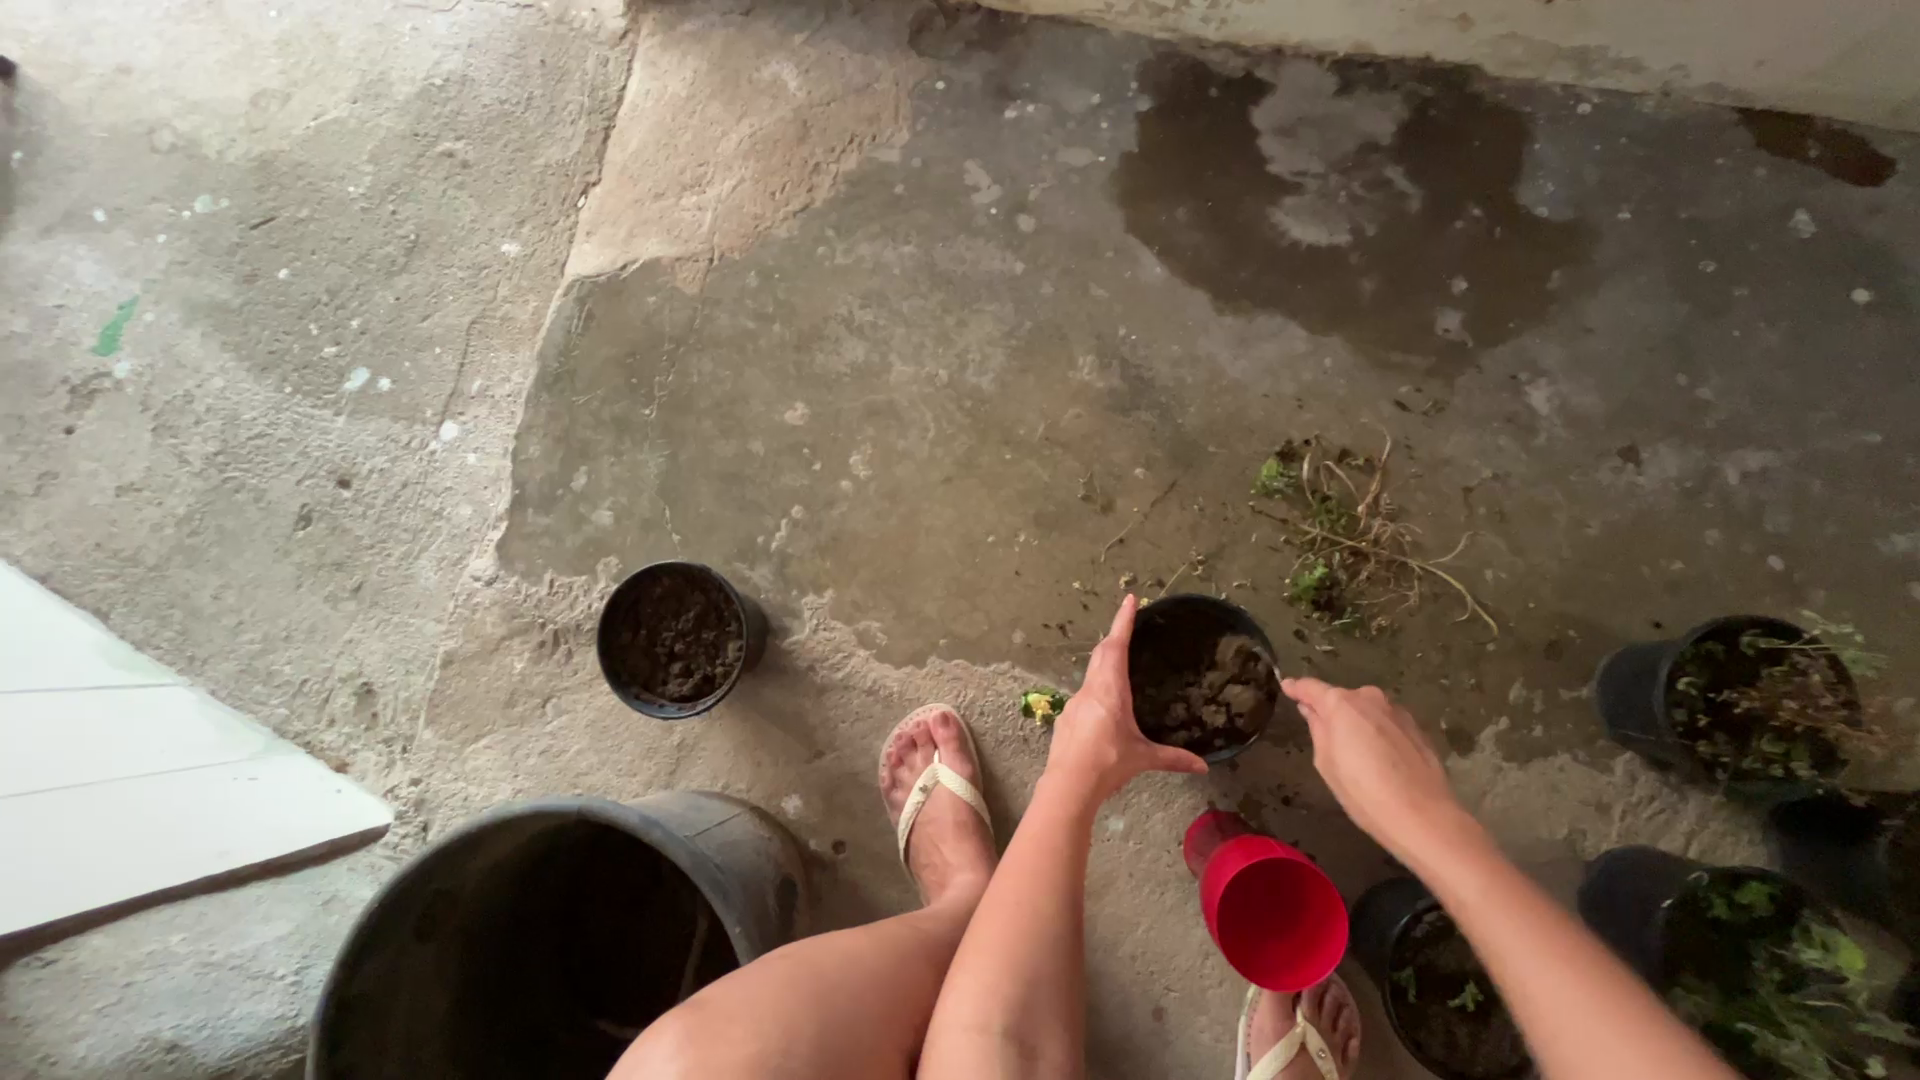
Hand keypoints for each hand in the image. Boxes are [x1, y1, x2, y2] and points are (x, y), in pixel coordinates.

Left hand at [1046, 595, 1208, 800]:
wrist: (1068, 785)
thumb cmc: (1107, 764)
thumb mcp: (1143, 758)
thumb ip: (1173, 758)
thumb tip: (1203, 767)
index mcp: (1109, 690)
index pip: (1116, 646)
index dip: (1123, 621)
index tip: (1130, 599)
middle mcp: (1090, 691)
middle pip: (1101, 654)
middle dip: (1115, 637)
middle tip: (1127, 626)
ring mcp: (1074, 704)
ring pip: (1091, 675)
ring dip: (1104, 664)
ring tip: (1119, 664)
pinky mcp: (1066, 719)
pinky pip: (1084, 696)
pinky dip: (1096, 691)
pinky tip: (1105, 707)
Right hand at [1282, 677, 1478, 860]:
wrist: (1423, 816)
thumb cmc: (1362, 791)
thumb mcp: (1326, 762)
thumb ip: (1317, 729)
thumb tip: (1311, 710)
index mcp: (1341, 704)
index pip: (1311, 687)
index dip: (1296, 688)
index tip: (1286, 687)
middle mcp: (1370, 699)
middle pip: (1342, 698)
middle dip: (1331, 710)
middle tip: (1324, 734)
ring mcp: (1398, 712)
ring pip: (1367, 710)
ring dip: (1358, 721)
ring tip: (1356, 751)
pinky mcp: (1418, 729)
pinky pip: (1387, 723)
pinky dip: (1378, 732)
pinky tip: (1381, 758)